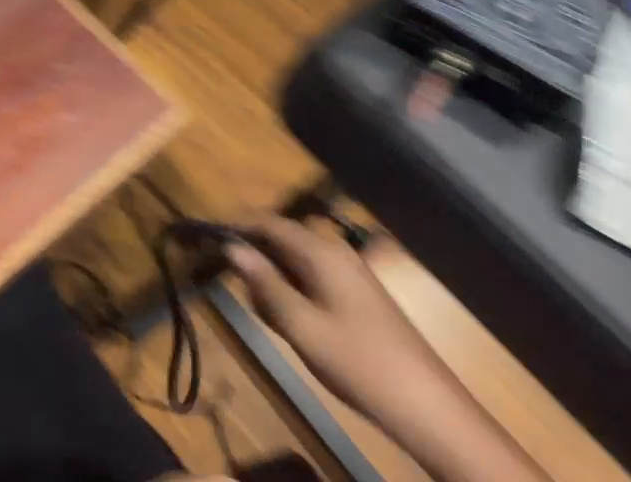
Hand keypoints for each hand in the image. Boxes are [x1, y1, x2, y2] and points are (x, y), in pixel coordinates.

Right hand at [224, 217, 444, 423]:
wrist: (426, 407)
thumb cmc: (358, 362)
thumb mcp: (300, 326)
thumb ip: (264, 283)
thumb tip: (232, 247)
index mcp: (323, 253)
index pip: (270, 223)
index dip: (235, 225)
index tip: (204, 237)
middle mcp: (337, 255)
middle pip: (282, 241)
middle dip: (253, 259)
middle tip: (231, 287)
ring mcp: (350, 277)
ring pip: (295, 265)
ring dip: (272, 283)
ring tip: (265, 317)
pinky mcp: (357, 299)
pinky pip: (311, 282)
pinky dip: (292, 296)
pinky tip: (290, 326)